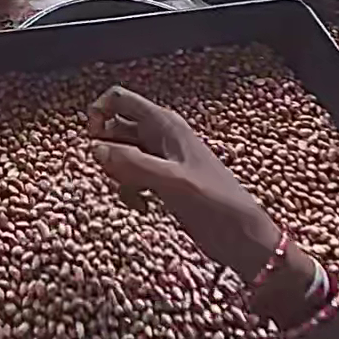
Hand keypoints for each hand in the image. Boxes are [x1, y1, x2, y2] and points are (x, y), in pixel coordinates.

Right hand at [87, 86, 281, 281]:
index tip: (94, 141)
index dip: (100, 113)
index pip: (119, 99)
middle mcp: (160, 136)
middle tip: (113, 174)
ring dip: (115, 171)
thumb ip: (134, 163)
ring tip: (130, 193)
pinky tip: (140, 205)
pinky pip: (130, 175)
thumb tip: (95, 149)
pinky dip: (127, 188)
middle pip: (115, 127)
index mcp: (165, 125)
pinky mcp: (161, 182)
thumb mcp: (173, 182)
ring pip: (120, 153)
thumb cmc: (216, 204)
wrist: (245, 239)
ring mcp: (160, 159)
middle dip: (105, 148)